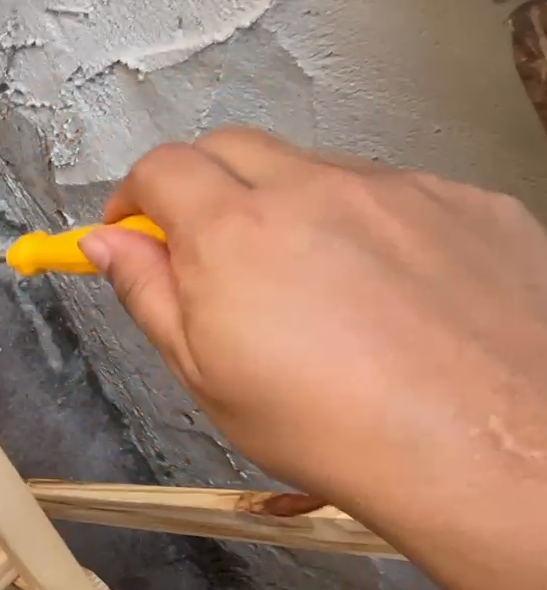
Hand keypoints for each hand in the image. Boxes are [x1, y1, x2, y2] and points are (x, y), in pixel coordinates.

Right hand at [81, 128, 546, 511]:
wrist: (482, 443)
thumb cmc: (319, 421)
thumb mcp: (197, 367)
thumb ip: (146, 291)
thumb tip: (106, 244)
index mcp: (234, 232)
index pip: (162, 167)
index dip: (130, 197)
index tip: (127, 233)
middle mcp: (316, 190)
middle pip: (229, 146)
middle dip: (192, 184)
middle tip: (189, 246)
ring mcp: (401, 189)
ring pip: (309, 167)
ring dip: (272, 202)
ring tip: (285, 280)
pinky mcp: (467, 203)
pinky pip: (385, 191)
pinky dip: (350, 220)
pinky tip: (362, 287)